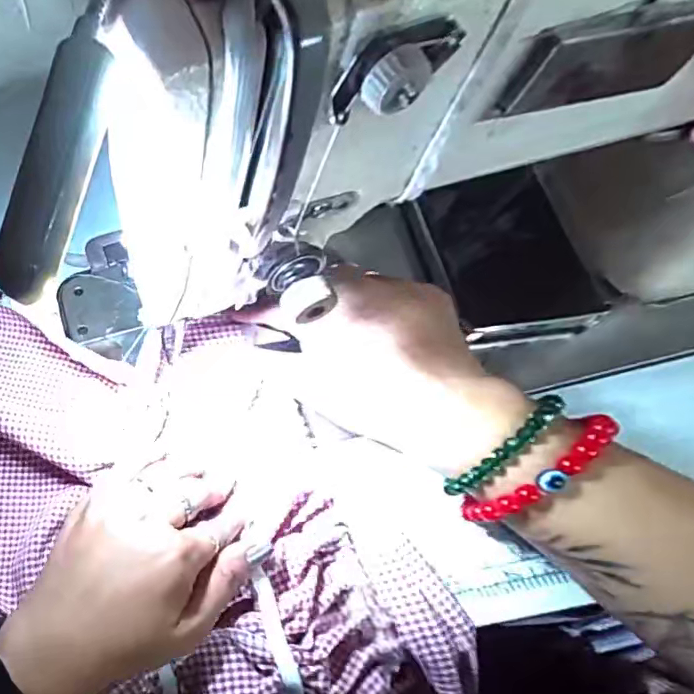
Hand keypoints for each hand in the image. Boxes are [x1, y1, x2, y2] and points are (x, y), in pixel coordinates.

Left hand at [0, 461, 255, 693]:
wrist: (54, 644)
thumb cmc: (127, 645)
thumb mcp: (187, 632)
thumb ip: (223, 586)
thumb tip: (251, 547)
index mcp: (176, 556)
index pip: (218, 528)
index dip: (235, 522)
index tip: (245, 517)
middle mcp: (147, 522)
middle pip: (191, 494)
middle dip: (213, 489)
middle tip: (226, 484)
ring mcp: (114, 508)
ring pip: (159, 477)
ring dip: (186, 470)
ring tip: (201, 467)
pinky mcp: (89, 506)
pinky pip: (122, 472)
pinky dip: (145, 458)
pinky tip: (161, 452)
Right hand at [234, 267, 533, 475]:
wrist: (447, 409)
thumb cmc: (376, 404)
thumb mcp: (314, 387)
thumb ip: (277, 360)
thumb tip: (255, 346)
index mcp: (327, 311)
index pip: (280, 302)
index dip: (259, 312)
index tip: (246, 318)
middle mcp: (361, 287)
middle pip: (316, 284)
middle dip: (304, 303)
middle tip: (300, 330)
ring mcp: (396, 286)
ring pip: (355, 283)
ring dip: (341, 302)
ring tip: (346, 334)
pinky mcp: (425, 292)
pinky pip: (389, 290)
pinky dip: (377, 306)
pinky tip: (381, 334)